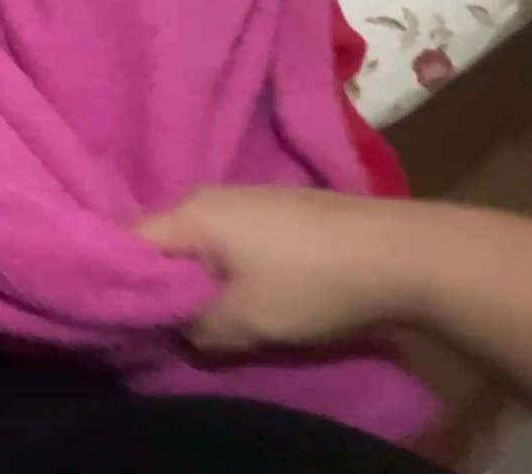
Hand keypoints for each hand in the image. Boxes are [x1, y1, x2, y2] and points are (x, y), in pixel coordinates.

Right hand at [138, 186, 425, 352]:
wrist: (408, 254)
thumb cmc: (313, 284)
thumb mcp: (250, 322)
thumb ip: (198, 330)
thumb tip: (176, 334)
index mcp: (187, 215)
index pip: (129, 242)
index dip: (122, 276)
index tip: (129, 310)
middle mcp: (203, 197)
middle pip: (163, 239)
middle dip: (163, 277)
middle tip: (172, 316)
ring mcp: (240, 196)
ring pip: (198, 237)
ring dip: (199, 270)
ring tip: (214, 304)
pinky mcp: (274, 206)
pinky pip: (227, 233)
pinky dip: (227, 259)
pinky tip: (252, 283)